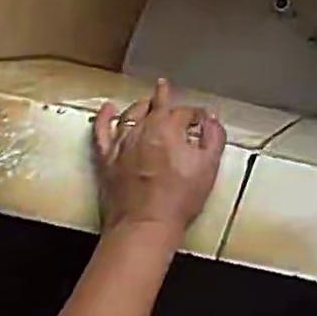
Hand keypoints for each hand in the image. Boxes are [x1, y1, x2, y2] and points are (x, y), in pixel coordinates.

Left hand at [91, 78, 223, 239]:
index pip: (186, 112)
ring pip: (131, 115)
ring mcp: (122, 145)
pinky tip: (107, 108)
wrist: (145, 226)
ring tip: (147, 101)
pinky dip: (104, 118)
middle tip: (167, 89)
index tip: (205, 122)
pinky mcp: (106, 160)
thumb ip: (214, 137)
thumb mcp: (209, 166)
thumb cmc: (179, 198)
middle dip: (166, 98)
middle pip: (156, 107)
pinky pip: (101, 132)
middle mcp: (143, 131)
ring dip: (142, 105)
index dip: (198, 115)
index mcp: (169, 130)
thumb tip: (213, 120)